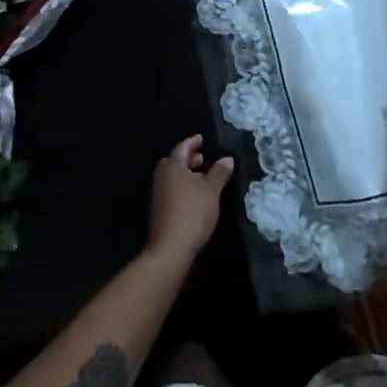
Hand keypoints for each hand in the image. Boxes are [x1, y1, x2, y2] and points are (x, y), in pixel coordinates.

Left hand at [147, 136, 233, 260]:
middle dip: (188, 158)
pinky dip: (183, 186)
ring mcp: (159, 195)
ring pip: (172, 178)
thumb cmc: (193, 212)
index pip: (181, 149)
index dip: (192, 142)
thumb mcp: (212, 191)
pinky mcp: (160, 210)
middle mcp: (162, 179)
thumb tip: (227, 158)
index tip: (201, 138)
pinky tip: (197, 195)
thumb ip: (219, 173)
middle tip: (203, 157)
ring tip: (203, 176)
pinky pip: (172, 190)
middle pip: (174, 163)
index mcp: (173, 169)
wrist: (171, 247)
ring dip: (186, 174)